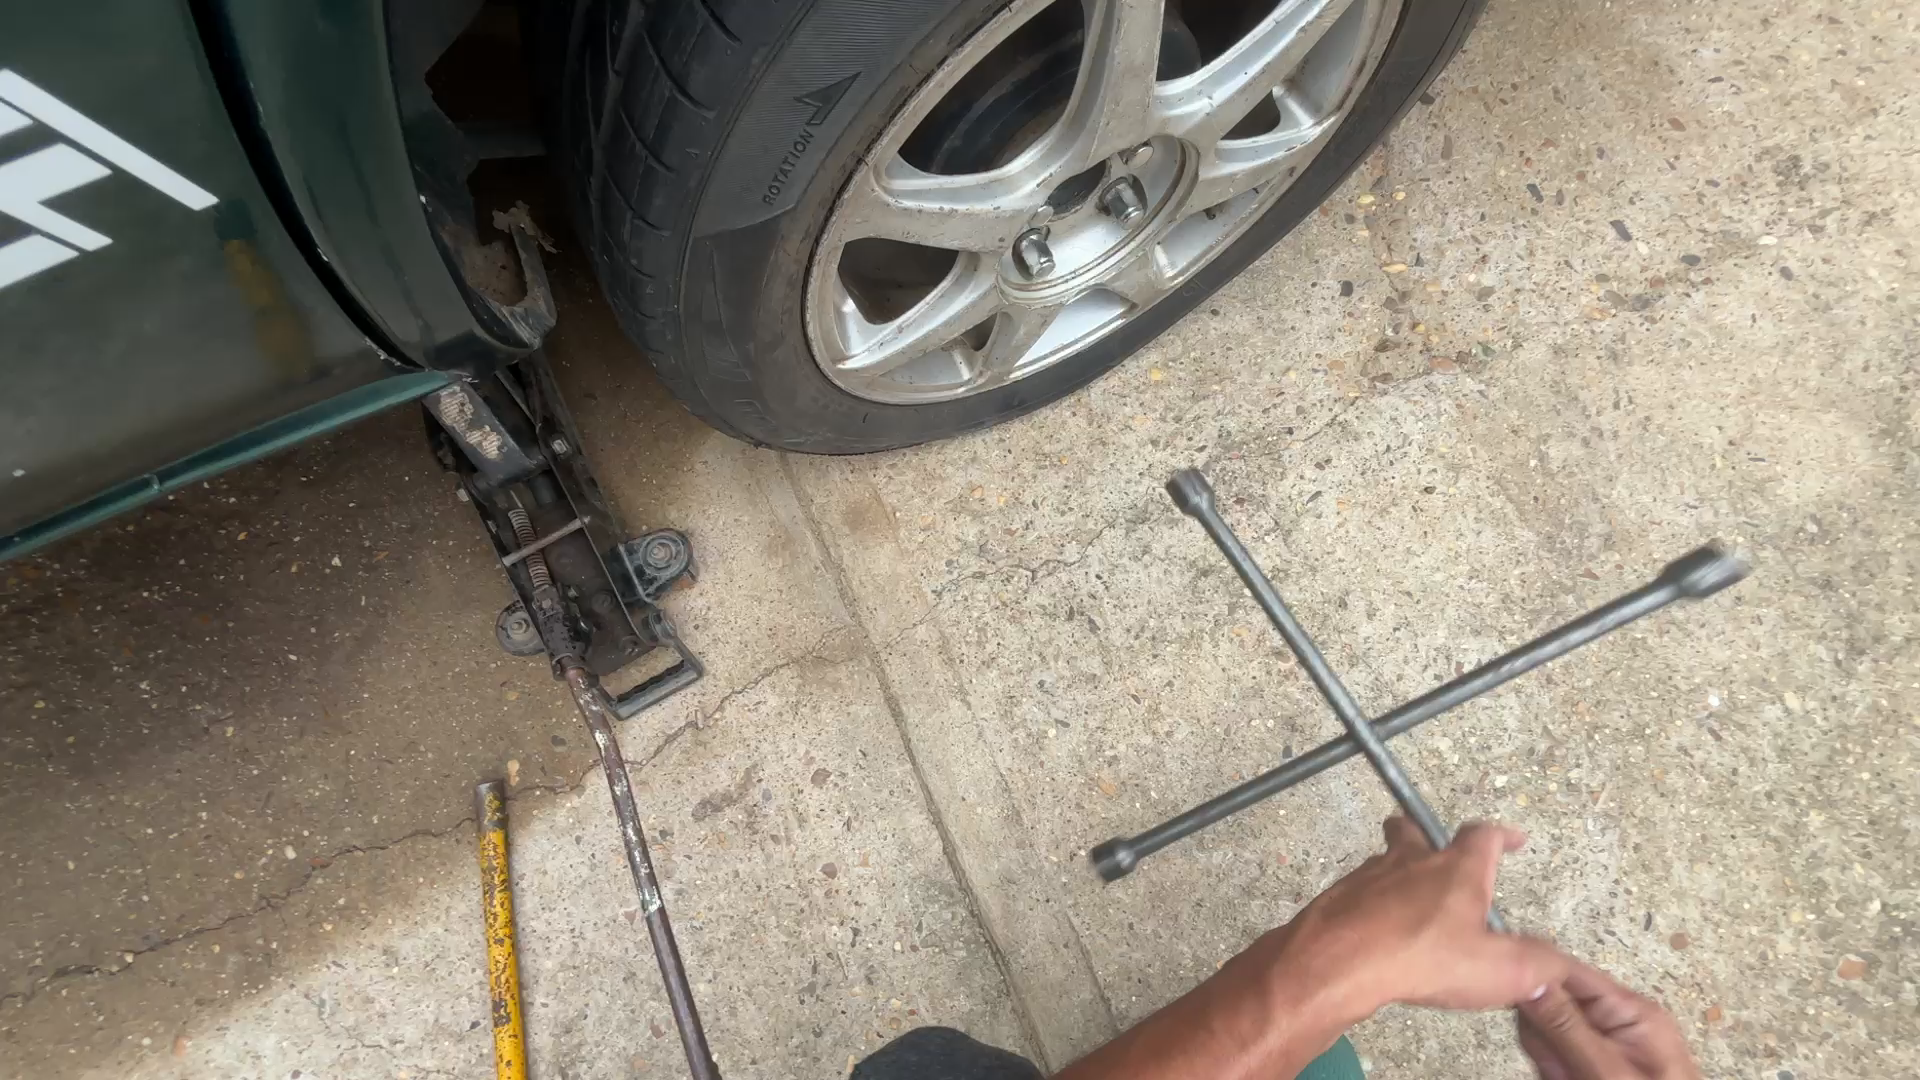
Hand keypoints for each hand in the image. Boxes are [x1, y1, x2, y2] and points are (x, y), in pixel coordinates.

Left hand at [1262, 816, 1570, 1022]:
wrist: (1344, 955)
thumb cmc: (1424, 955)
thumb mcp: (1501, 969)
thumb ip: (1539, 964)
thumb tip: (1556, 964)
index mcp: (1455, 871)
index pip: (1481, 837)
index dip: (1500, 835)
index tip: (1512, 837)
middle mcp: (1410, 860)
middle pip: (1413, 830)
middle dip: (1427, 836)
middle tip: (1439, 853)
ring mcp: (1371, 873)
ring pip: (1387, 859)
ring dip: (1403, 872)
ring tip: (1417, 902)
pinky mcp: (1345, 892)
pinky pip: (1365, 887)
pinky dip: (1378, 899)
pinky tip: (1386, 925)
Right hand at [1517, 962, 1699, 1079]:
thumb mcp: (1609, 1075)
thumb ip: (1565, 1024)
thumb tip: (1524, 973)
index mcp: (1632, 1010)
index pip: (1562, 967)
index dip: (1530, 979)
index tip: (1508, 999)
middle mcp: (1616, 1014)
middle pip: (1546, 995)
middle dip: (1542, 1034)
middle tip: (1560, 1069)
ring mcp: (1603, 1034)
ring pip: (1541, 1021)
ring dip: (1545, 1054)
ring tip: (1567, 1077)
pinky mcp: (1591, 1050)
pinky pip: (1548, 1042)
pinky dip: (1550, 1064)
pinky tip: (1565, 1077)